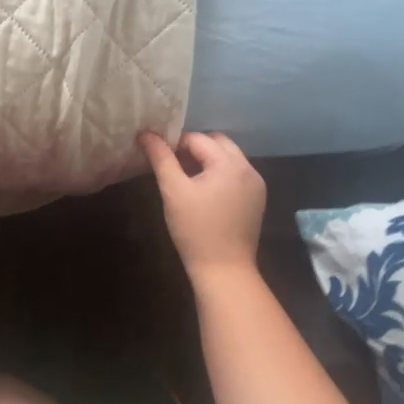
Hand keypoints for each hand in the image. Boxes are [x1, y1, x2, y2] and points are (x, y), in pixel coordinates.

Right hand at [141, 131, 265, 279]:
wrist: (224, 270)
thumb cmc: (195, 229)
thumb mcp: (173, 190)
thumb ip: (161, 158)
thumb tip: (146, 133)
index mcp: (229, 164)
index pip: (198, 139)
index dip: (175, 144)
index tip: (160, 159)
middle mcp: (248, 169)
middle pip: (218, 142)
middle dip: (194, 147)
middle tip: (174, 166)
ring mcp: (256, 184)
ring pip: (228, 157)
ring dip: (208, 159)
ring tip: (187, 178)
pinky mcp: (256, 199)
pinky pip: (236, 173)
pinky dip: (220, 173)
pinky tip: (205, 192)